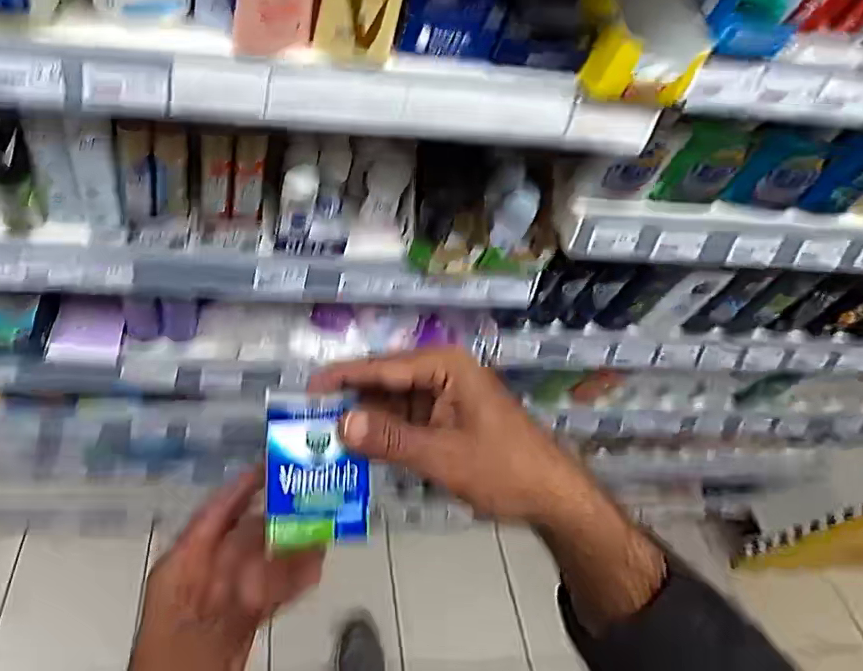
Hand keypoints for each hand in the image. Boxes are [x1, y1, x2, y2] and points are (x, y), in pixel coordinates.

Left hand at [129, 467, 325, 670]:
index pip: (213, 515)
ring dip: (289, 552)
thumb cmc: (170, 670)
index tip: (271, 463)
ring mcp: (217, 605)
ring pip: (258, 566)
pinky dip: (287, 584)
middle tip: (310, 503)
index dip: (241, 487)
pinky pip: (263, 598)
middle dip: (276, 521)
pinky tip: (311, 571)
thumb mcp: (201, 632)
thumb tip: (263, 575)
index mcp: (179, 569)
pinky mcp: (234, 629)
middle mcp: (199, 580)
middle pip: (241, 538)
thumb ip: (231, 603)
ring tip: (321, 537)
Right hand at [310, 349, 664, 634]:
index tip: (308, 388)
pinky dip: (386, 435)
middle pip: (385, 383)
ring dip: (366, 422)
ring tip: (326, 439)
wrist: (554, 497)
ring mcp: (444, 395)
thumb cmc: (504, 468)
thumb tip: (341, 425)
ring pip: (393, 404)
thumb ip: (391, 440)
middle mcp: (441, 372)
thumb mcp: (444, 456)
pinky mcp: (446, 417)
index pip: (384, 367)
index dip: (344, 377)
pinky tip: (360, 450)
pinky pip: (406, 421)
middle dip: (352, 402)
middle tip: (311, 421)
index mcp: (445, 365)